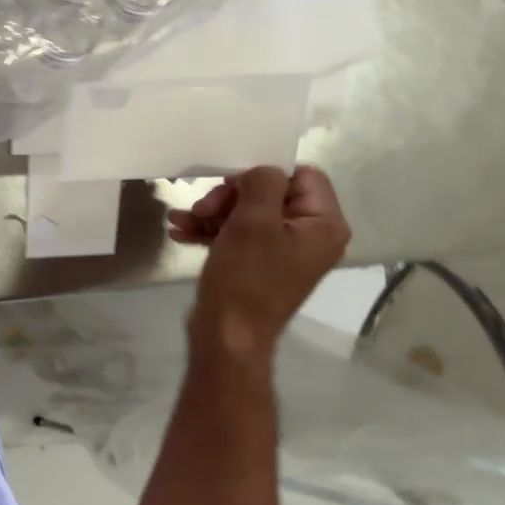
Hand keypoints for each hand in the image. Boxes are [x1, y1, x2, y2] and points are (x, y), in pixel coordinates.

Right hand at [171, 166, 351, 360]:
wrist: (228, 334)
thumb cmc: (245, 279)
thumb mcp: (252, 224)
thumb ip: (262, 186)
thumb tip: (261, 170)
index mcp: (324, 223)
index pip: (302, 176)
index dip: (262, 174)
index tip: (225, 186)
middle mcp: (311, 235)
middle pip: (270, 195)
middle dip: (229, 197)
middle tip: (199, 208)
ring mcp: (284, 252)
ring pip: (248, 215)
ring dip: (212, 214)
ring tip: (180, 220)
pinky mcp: (258, 265)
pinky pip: (238, 237)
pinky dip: (211, 231)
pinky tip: (181, 233)